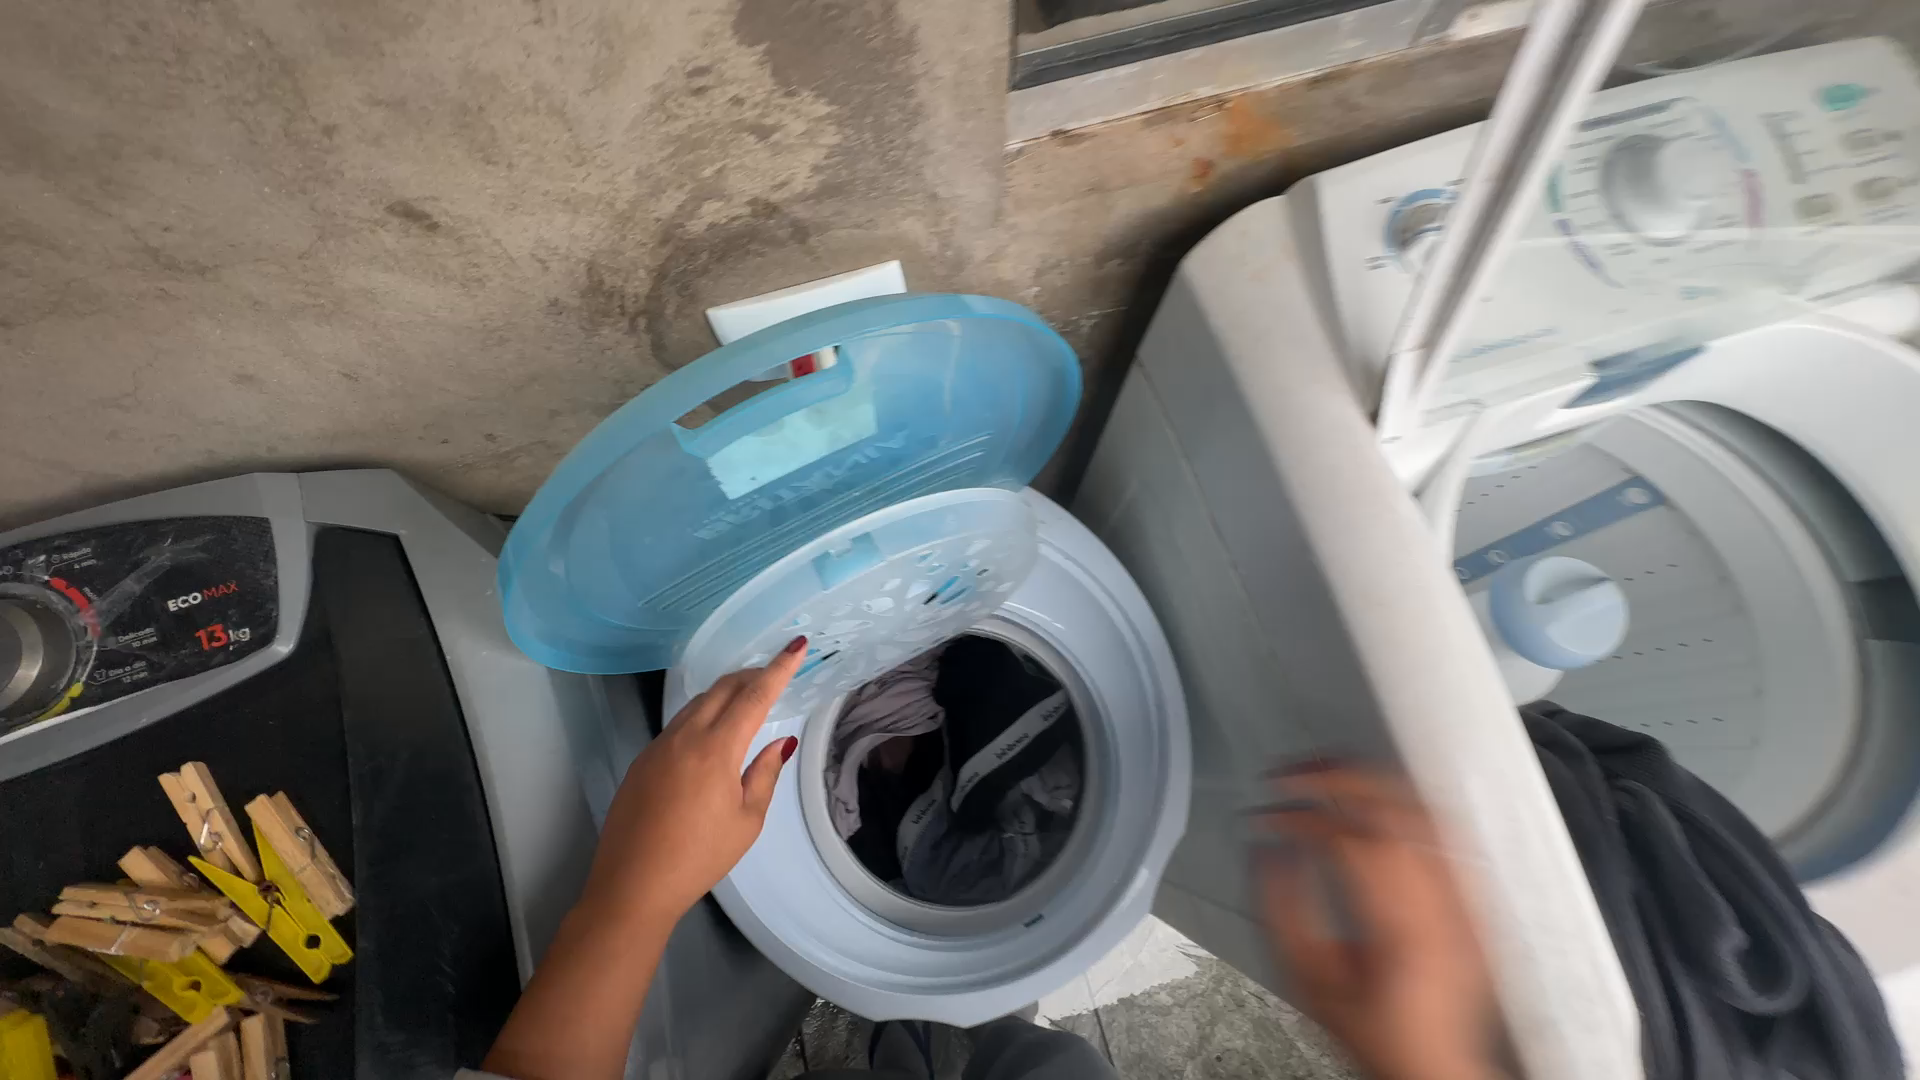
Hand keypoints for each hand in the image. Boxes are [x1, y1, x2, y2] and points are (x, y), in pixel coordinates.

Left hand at [582, 636, 807, 924]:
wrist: (631, 887)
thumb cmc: (699, 857)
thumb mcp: (747, 820)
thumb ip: (765, 774)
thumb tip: (779, 743)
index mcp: (716, 748)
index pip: (755, 695)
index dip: (779, 668)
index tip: (797, 645)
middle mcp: (685, 736)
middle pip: (723, 688)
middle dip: (752, 675)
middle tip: (775, 674)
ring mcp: (659, 746)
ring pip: (698, 702)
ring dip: (726, 693)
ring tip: (747, 701)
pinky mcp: (643, 760)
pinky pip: (679, 723)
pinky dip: (703, 715)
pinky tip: (712, 737)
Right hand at [1254, 765, 1495, 1079]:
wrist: (1436, 1067)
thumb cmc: (1374, 1030)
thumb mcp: (1308, 978)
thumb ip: (1280, 909)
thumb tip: (1267, 849)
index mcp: (1400, 929)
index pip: (1346, 840)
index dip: (1298, 816)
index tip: (1269, 815)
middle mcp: (1442, 907)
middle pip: (1392, 810)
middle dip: (1333, 778)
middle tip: (1292, 773)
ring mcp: (1467, 901)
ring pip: (1424, 810)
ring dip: (1370, 781)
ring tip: (1329, 771)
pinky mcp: (1476, 900)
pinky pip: (1447, 830)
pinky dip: (1405, 802)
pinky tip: (1377, 796)